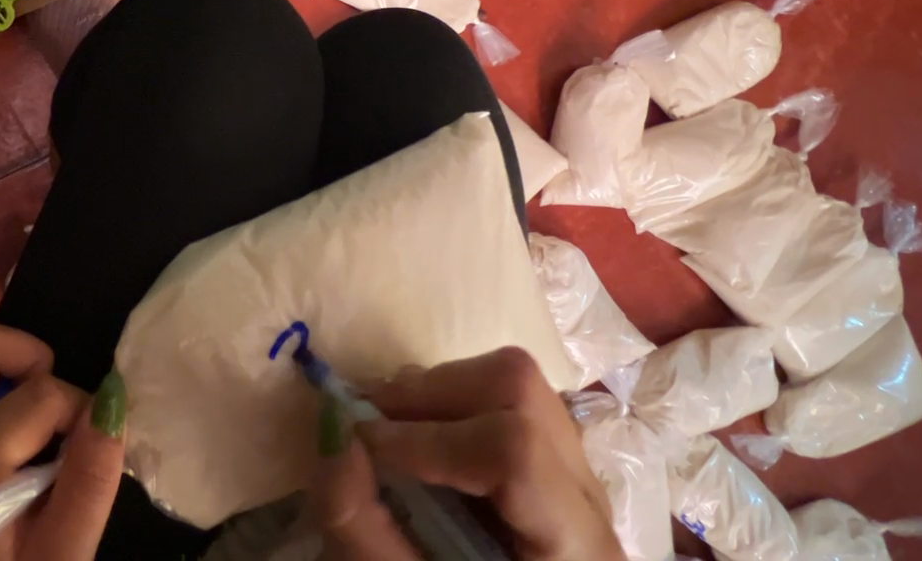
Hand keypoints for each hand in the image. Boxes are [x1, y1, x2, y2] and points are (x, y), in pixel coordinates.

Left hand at [0, 320, 126, 560]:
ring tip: (28, 402)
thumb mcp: (63, 553)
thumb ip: (90, 480)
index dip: (81, 410)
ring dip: (0, 356)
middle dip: (31, 356)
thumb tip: (112, 399)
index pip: (40, 393)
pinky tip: (3, 409)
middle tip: (54, 405)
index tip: (88, 448)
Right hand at [311, 347, 623, 560]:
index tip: (360, 447)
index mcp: (576, 549)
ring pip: (510, 379)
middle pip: (517, 390)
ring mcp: (575, 470)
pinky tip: (411, 438)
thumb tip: (332, 431)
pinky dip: (442, 399)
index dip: (426, 438)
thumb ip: (359, 525)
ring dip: (431, 390)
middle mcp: (589, 497)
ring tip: (384, 428)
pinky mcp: (547, 456)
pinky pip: (499, 394)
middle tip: (367, 423)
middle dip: (428, 394)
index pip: (514, 452)